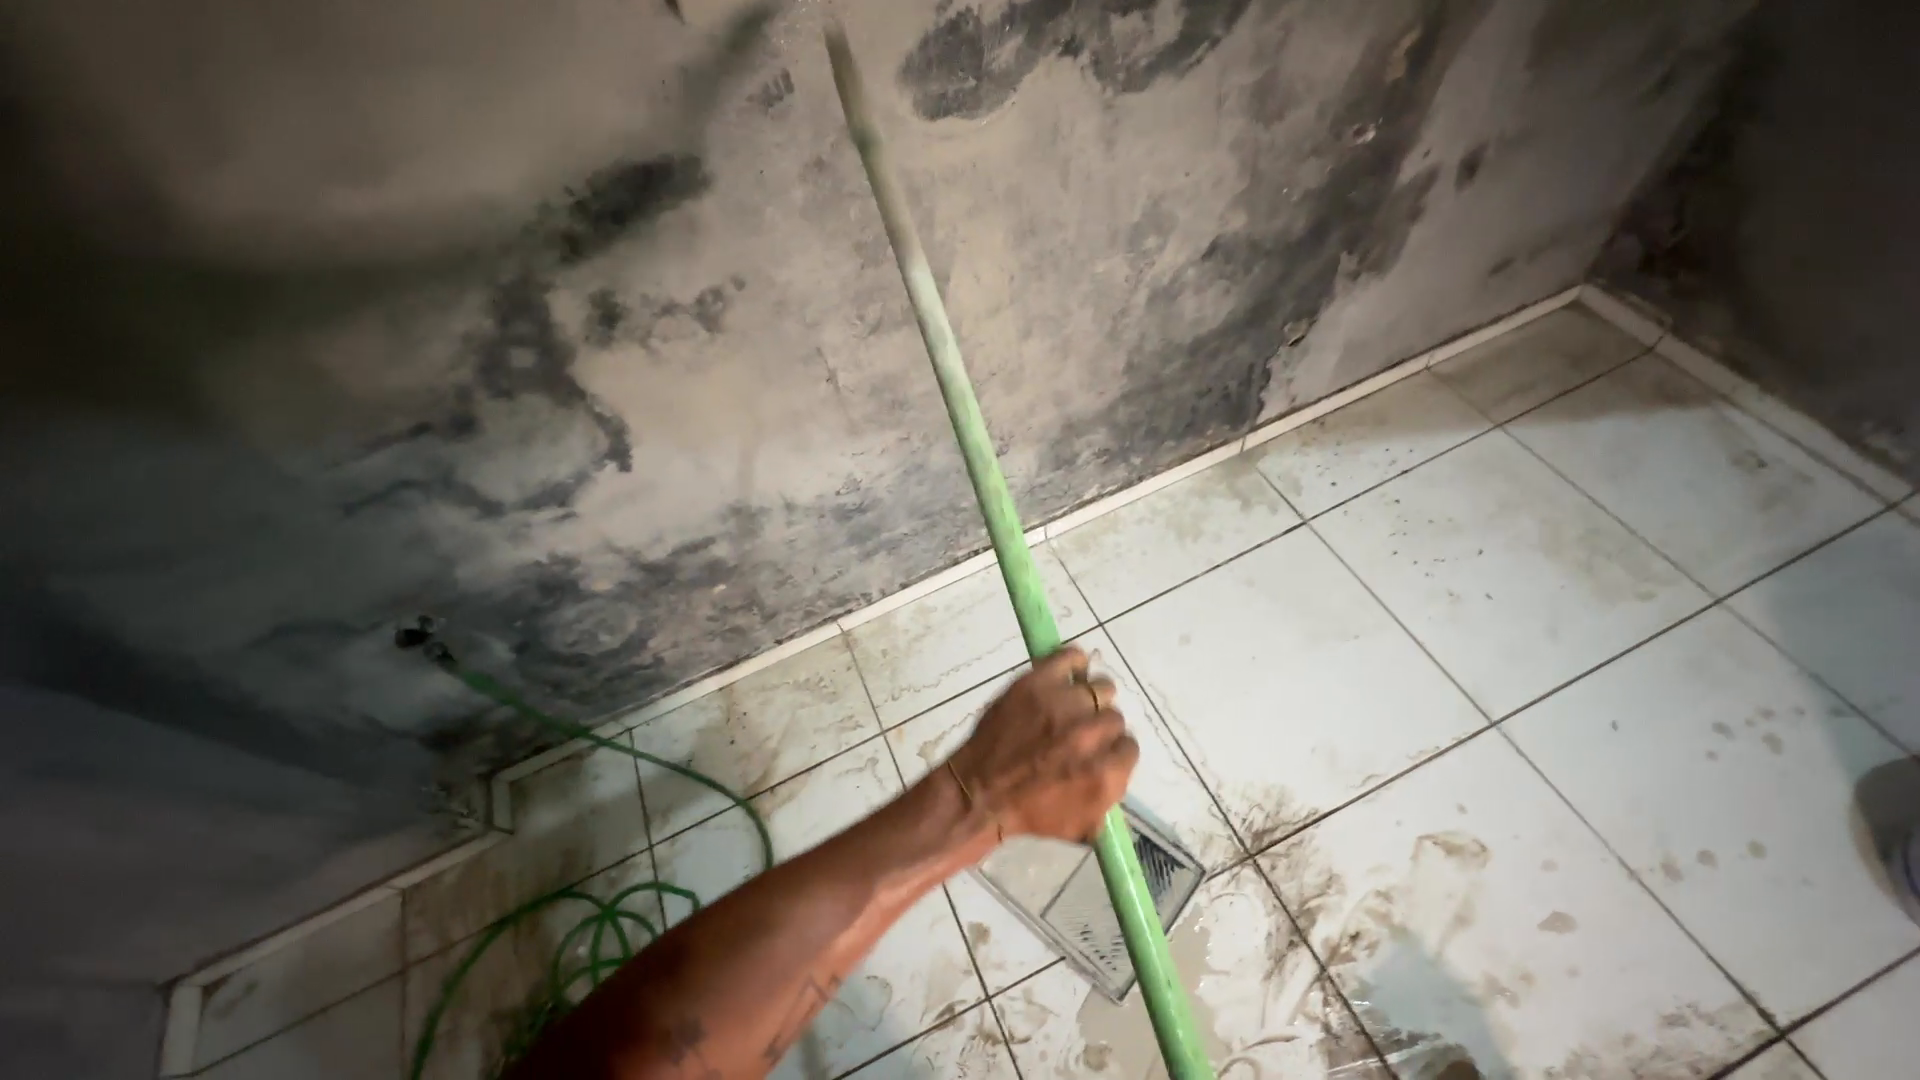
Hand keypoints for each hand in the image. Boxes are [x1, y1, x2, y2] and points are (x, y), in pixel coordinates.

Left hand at [943, 645, 1139, 843]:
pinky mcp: (1038, 683)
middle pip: (1114, 717)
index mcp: (1104, 775)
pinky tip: (1070, 673)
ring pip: (1099, 687)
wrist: (978, 791)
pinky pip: (1071, 658)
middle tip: (1080, 732)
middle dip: (1100, 726)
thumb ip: (1108, 797)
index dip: (1113, 749)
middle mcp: (1090, 736)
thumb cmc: (1027, 813)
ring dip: (1089, 697)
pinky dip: (1075, 662)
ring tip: (1072, 706)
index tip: (1099, 751)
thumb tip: (1118, 770)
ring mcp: (1064, 705)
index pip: (1129, 747)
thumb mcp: (1081, 825)